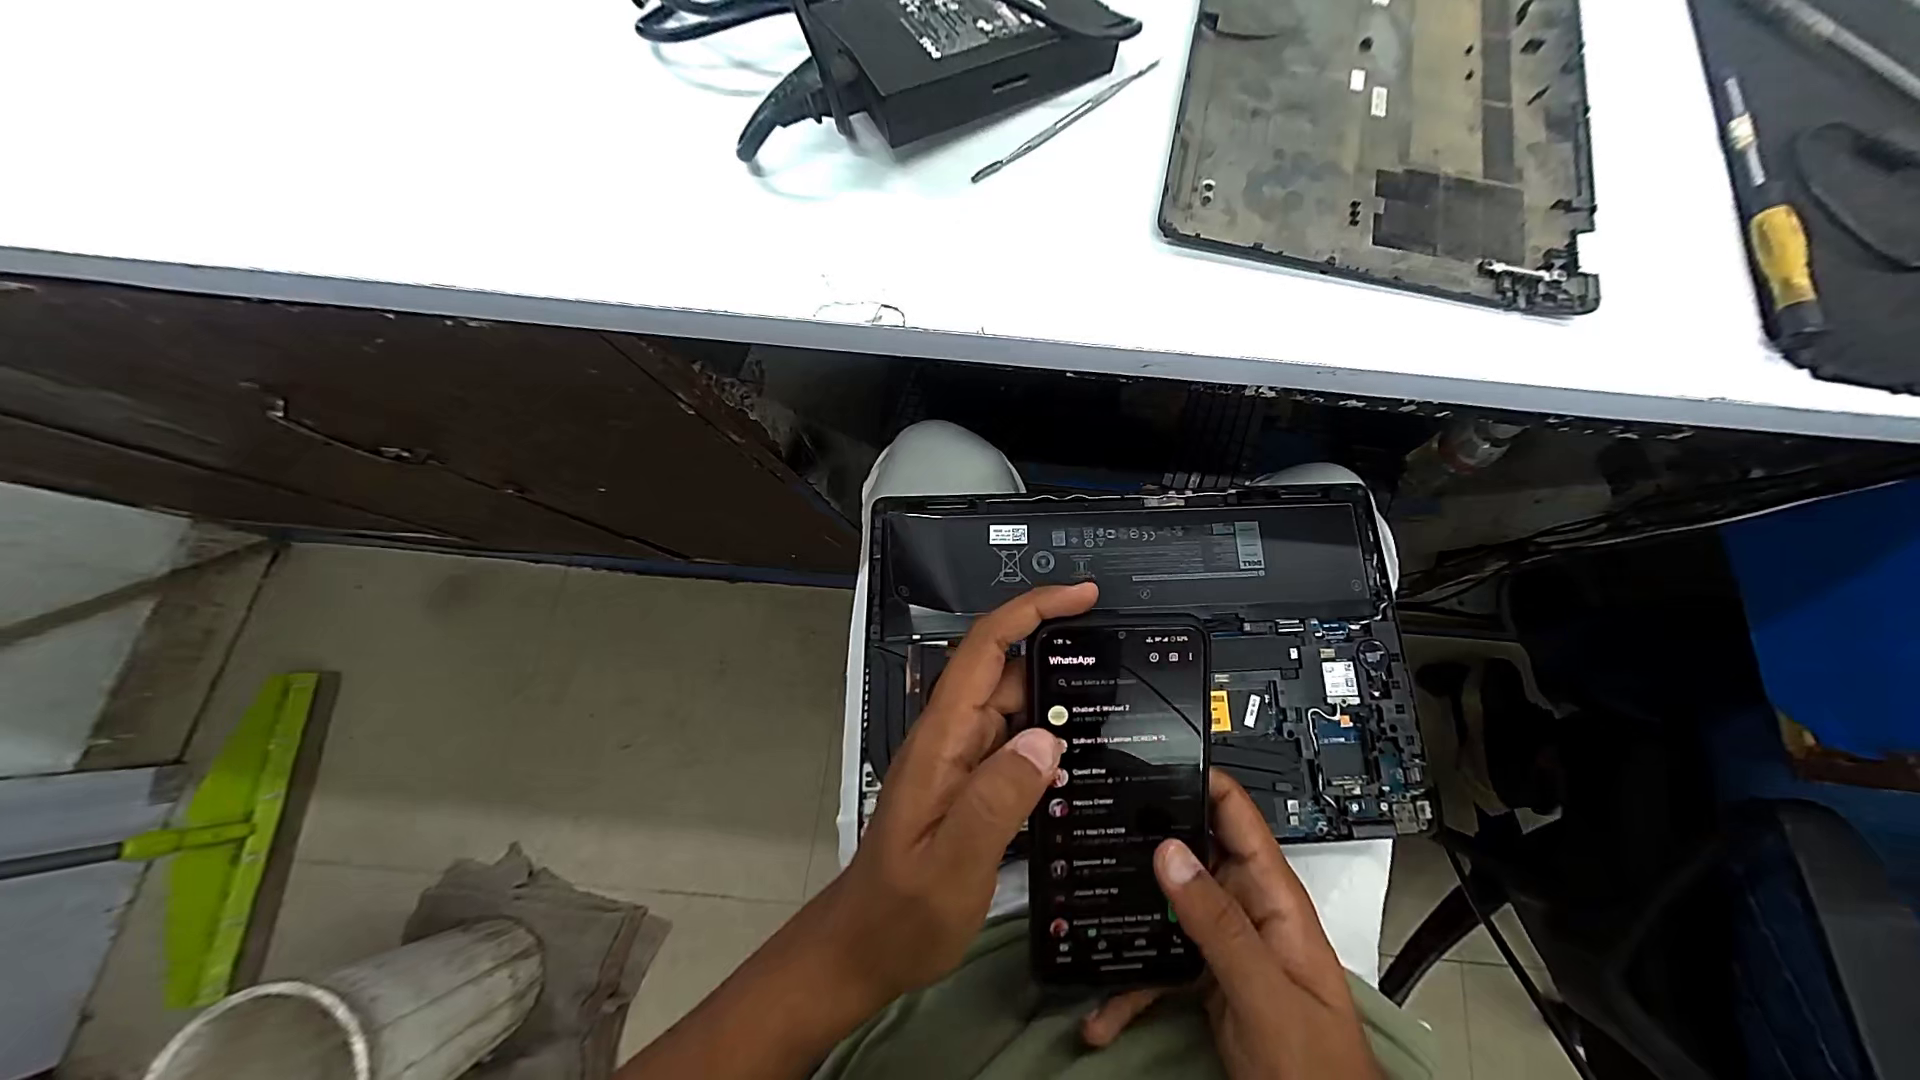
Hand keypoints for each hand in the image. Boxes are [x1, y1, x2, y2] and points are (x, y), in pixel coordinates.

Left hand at [809, 582, 1098, 1004]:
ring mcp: (961, 758)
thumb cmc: (900, 911)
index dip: (1030, 611)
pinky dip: (1048, 737)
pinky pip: (1014, 742)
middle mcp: (951, 737)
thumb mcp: (952, 865)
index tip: (1079, 597)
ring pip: (1014, 706)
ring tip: (1110, 708)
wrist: (866, 944)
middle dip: (1058, 655)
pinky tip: (1078, 755)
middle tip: (1116, 666)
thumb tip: (1044, 738)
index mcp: (941, 740)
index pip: (984, 650)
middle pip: (1006, 672)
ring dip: (1057, 699)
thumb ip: (995, 801)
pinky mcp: (970, 779)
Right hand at [1082, 770, 1381, 1079]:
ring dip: (1126, 913)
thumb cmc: (1315, 1065)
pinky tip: (1101, 1008)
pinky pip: (1157, 956)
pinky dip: (1128, 978)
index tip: (1144, 759)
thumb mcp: (1265, 992)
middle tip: (1091, 827)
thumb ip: (1218, 922)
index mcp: (1269, 893)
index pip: (1233, 811)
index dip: (1195, 776)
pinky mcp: (1200, 969)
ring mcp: (1219, 937)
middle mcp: (1242, 904)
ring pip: (1163, 900)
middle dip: (1142, 838)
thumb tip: (1168, 849)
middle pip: (1186, 847)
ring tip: (1083, 916)